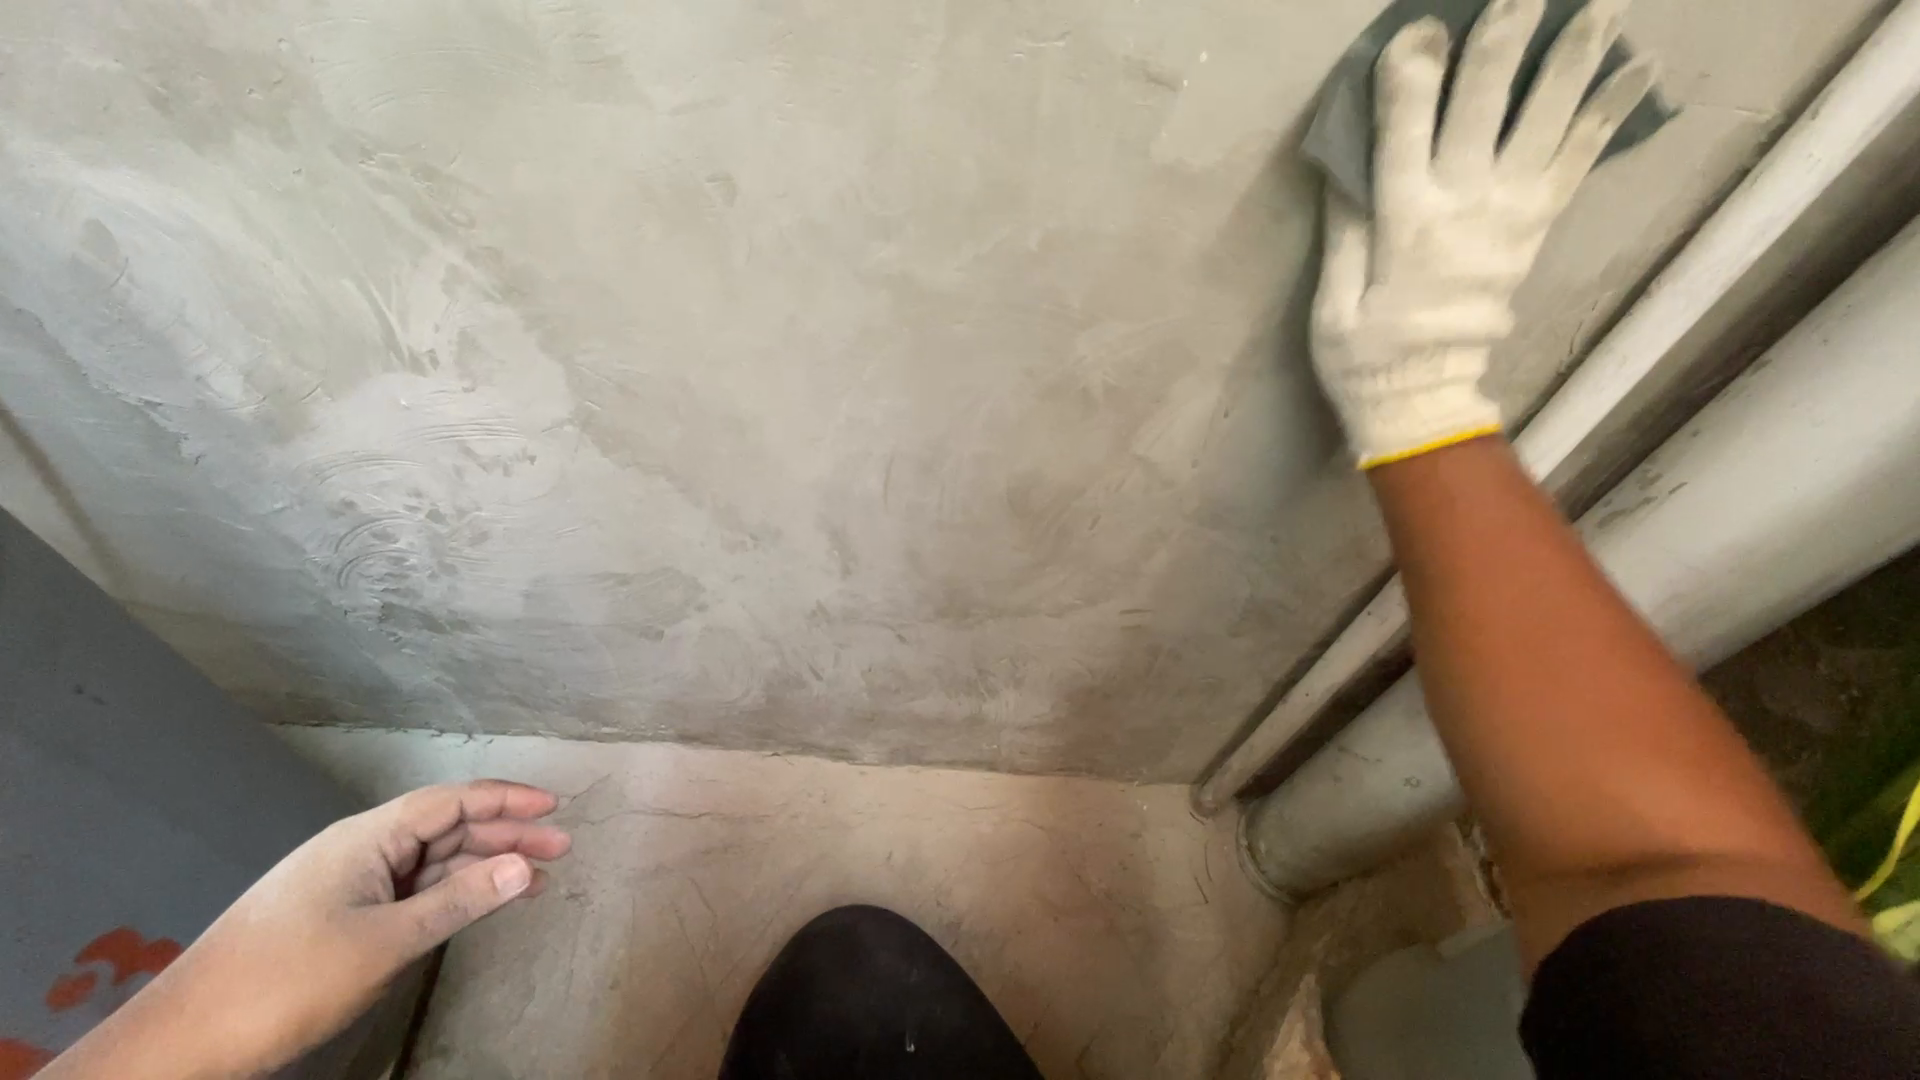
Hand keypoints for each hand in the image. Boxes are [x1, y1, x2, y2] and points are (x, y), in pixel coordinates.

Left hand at [42, 781, 571, 1079]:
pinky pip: (412, 891)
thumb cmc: (286, 981)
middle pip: (447, 828)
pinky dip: (452, 894)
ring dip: (484, 868)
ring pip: (432, 862)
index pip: (451, 801)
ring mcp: (350, 883)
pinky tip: (481, 905)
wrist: (178, 1047)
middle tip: (560, 849)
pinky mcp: (342, 916)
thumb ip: (460, 900)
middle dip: (506, 835)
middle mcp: (361, 850)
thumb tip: (526, 866)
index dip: (507, 800)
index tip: (554, 806)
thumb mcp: (385, 942)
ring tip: (535, 882)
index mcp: (366, 838)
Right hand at [1311, 0, 1654, 467]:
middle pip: (1482, 114)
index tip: (1417, 30)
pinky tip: (1641, 68)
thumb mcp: (1331, 304)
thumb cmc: (1363, 356)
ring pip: (1545, 126)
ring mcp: (1509, 220)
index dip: (1410, 80)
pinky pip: (1578, 166)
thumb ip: (1344, 232)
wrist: (1422, 401)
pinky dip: (1608, 116)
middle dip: (1500, 46)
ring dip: (1572, 60)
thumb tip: (1347, 164)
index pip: (1404, 137)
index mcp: (1404, 229)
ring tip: (1600, 3)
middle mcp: (1464, 212)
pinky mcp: (1535, 232)